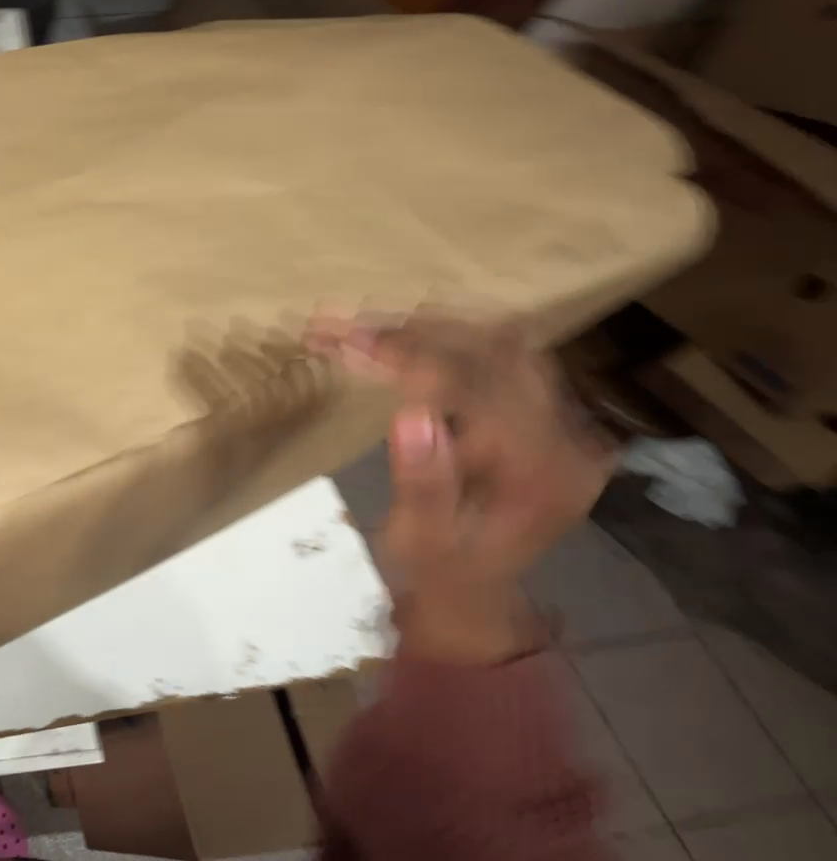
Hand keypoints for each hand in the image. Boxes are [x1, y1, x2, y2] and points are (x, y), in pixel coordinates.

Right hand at [308, 312, 617, 663]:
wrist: (479, 588)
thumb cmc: (441, 568)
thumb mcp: (425, 540)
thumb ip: (424, 483)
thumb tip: (409, 413)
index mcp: (542, 472)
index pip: (478, 387)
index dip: (409, 356)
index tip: (344, 340)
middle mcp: (566, 437)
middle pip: (495, 351)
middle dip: (413, 329)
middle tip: (343, 322)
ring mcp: (561, 421)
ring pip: (499, 342)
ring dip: (427, 326)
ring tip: (362, 322)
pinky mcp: (543, 412)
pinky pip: (498, 355)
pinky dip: (444, 338)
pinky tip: (396, 334)